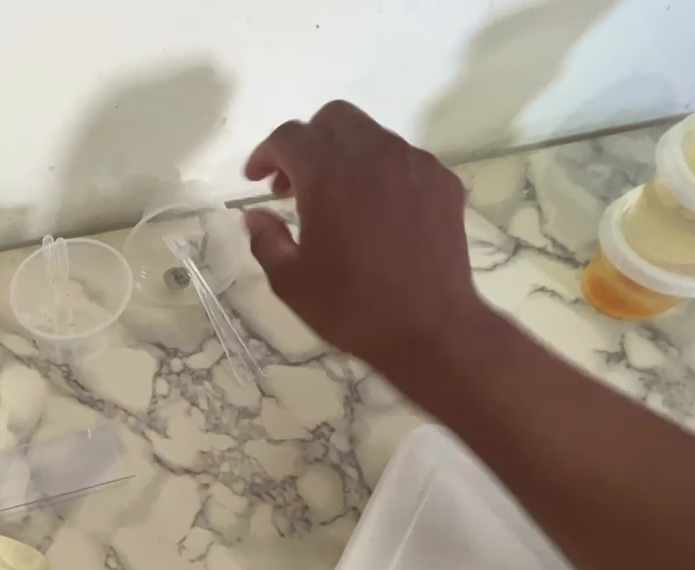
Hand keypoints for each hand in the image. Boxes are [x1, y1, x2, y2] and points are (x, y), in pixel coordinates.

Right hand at [243, 101, 493, 368]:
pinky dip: (374, 173)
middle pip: (333, 119)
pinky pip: (400, 159)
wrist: (427, 326)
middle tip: (290, 186)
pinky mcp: (440, 181)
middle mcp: (374, 156)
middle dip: (305, 143)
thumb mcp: (289, 280)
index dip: (265, 153)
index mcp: (329, 177)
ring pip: (369, 135)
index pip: (290, 137)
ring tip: (330, 202)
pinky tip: (369, 215)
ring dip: (340, 156)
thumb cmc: (348, 306)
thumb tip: (254, 216)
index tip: (254, 180)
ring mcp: (414, 163)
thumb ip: (265, 239)